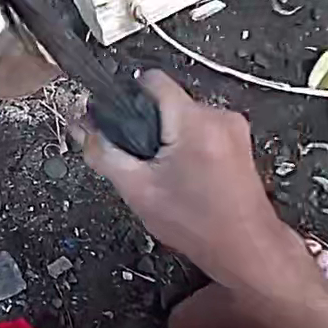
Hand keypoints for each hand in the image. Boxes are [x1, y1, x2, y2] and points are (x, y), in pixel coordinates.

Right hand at [81, 71, 317, 296]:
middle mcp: (218, 117)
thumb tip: (82, 130)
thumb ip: (104, 154)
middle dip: (149, 124)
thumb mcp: (138, 190)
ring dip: (169, 136)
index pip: (152, 80)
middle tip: (144, 161)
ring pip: (183, 114)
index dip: (129, 96)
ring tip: (166, 173)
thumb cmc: (198, 226)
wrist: (244, 247)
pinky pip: (202, 127)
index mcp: (193, 122)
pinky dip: (188, 143)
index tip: (120, 119)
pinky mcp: (239, 138)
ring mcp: (233, 127)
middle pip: (167, 100)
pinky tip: (186, 175)